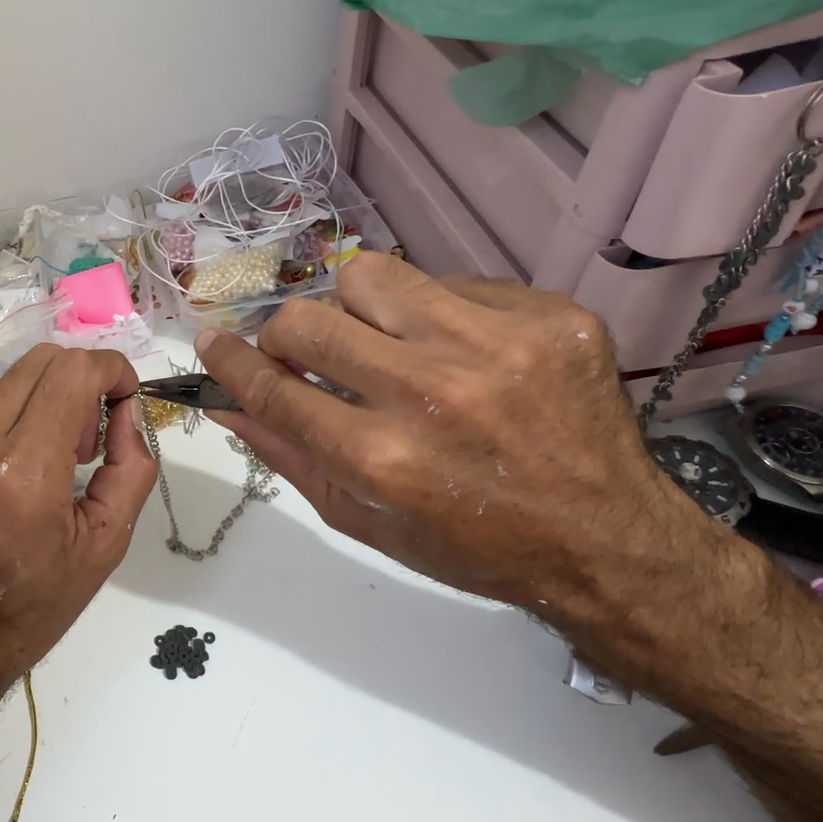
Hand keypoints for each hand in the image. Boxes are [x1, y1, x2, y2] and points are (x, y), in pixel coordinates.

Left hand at [0, 345, 158, 717]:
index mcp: (24, 473)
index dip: (111, 368)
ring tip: (34, 475)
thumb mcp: (105, 546)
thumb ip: (132, 467)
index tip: (121, 396)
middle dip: (77, 384)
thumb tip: (127, 411)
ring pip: (4, 391)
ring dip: (34, 413)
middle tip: (81, 442)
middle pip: (39, 362)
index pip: (74, 371)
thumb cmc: (28, 608)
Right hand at [195, 251, 698, 612]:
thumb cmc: (472, 545)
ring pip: (371, 275)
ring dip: (357, 309)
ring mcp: (497, 345)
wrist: (609, 542)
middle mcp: (433, 392)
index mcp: (382, 457)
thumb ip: (287, 455)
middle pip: (310, 320)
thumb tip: (224, 401)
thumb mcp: (364, 520)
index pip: (274, 386)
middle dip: (288, 336)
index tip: (213, 342)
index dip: (231, 361)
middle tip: (304, 354)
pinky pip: (451, 284)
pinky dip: (435, 316)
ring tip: (382, 343)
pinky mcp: (548, 316)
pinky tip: (460, 354)